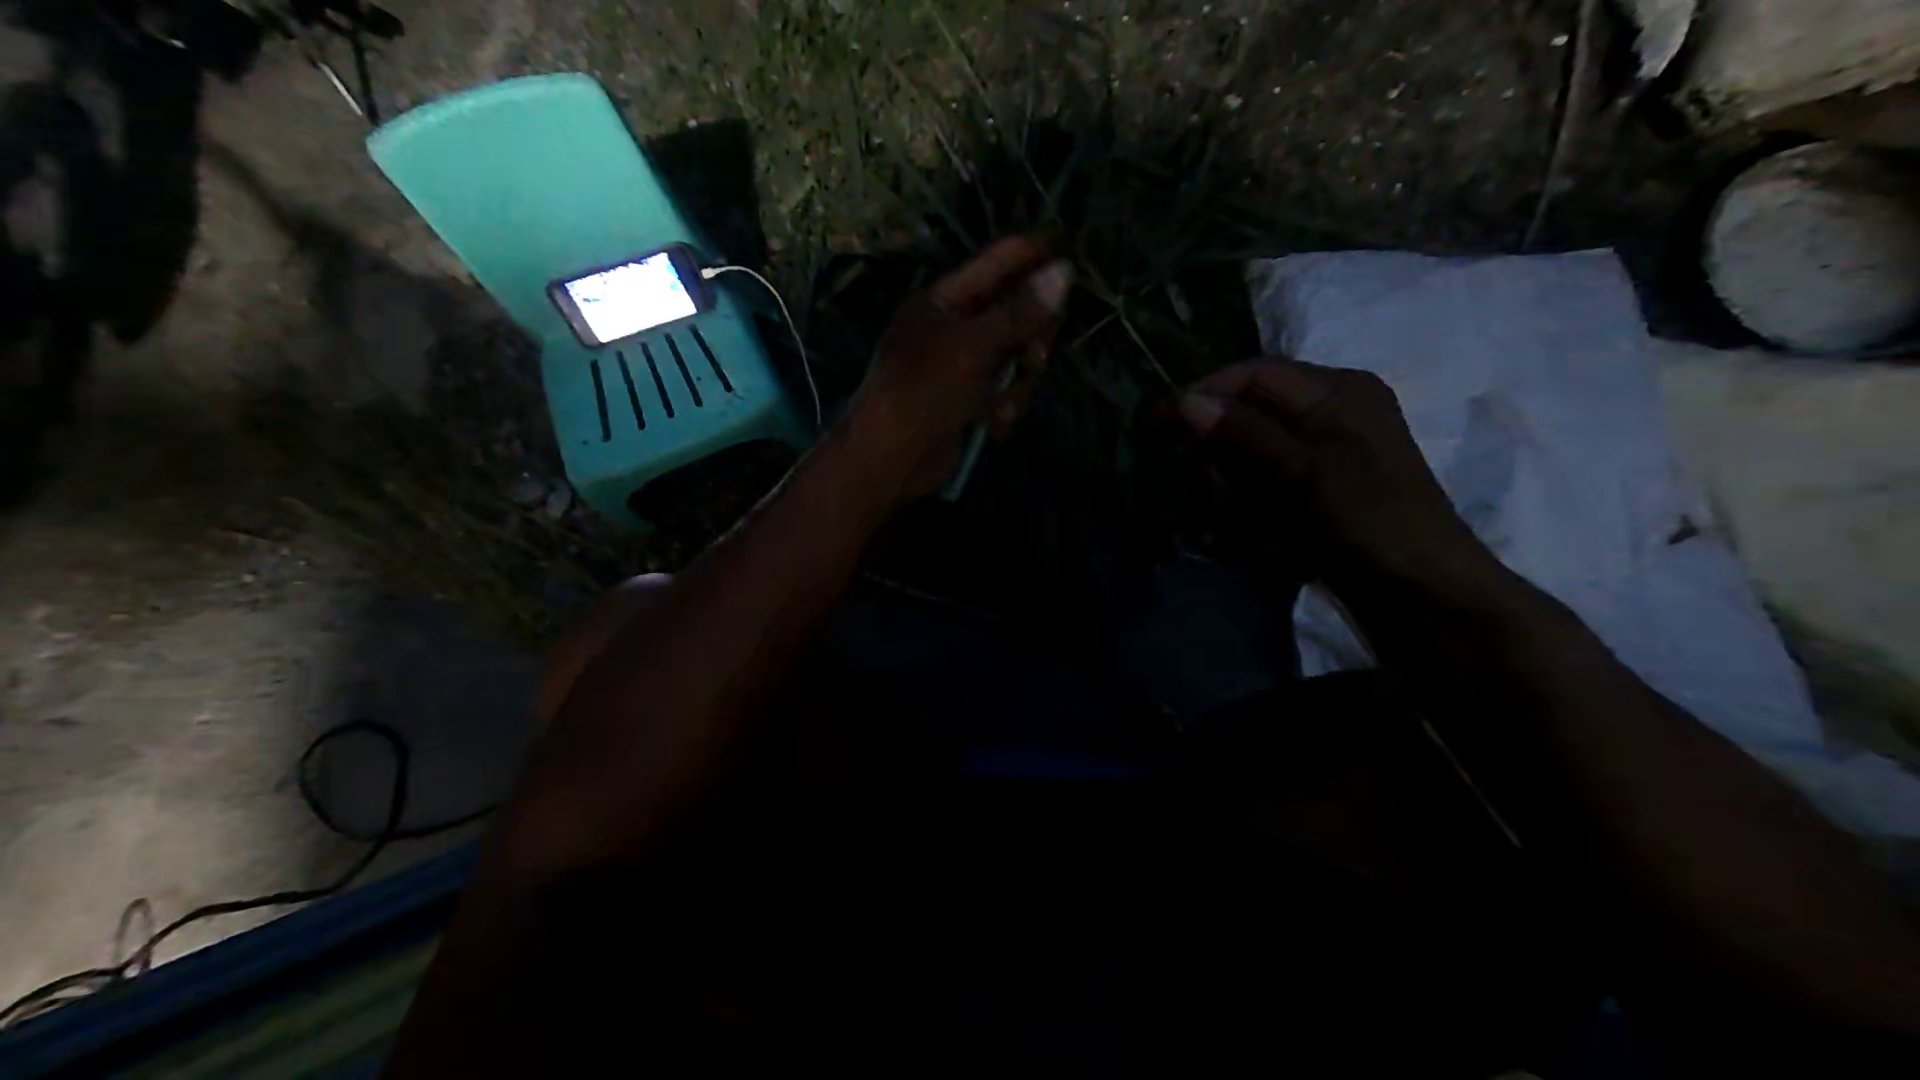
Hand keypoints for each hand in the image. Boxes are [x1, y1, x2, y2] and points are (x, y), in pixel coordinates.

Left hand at [849, 236, 1073, 496]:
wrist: (890, 459)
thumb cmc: (923, 392)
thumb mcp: (973, 346)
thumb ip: (1019, 311)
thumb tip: (1065, 270)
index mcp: (944, 299)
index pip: (999, 262)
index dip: (1036, 255)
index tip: (1074, 252)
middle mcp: (955, 324)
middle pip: (1016, 311)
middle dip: (1032, 336)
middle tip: (1036, 357)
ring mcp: (963, 362)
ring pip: (1016, 355)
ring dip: (1018, 382)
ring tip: (1004, 404)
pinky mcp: (969, 397)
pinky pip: (1005, 388)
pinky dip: (1005, 404)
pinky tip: (994, 424)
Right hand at [1180, 358, 1506, 602]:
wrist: (1425, 597)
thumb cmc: (1372, 524)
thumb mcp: (1305, 474)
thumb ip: (1244, 435)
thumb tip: (1185, 401)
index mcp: (1339, 391)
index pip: (1254, 374)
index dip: (1204, 394)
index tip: (1157, 424)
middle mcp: (1331, 412)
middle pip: (1252, 409)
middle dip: (1218, 443)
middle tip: (1200, 480)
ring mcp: (1326, 452)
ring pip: (1253, 448)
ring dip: (1229, 477)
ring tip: (1224, 510)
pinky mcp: (1318, 490)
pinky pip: (1265, 479)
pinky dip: (1246, 497)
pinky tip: (1244, 524)